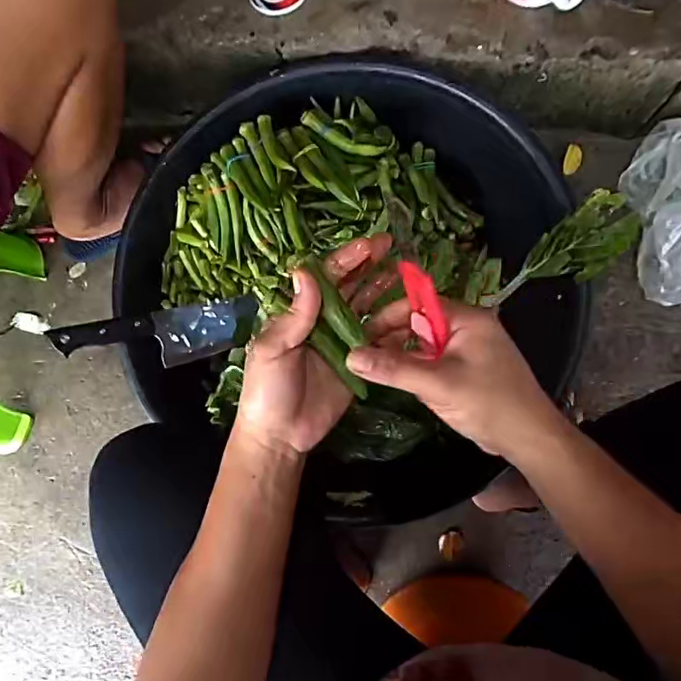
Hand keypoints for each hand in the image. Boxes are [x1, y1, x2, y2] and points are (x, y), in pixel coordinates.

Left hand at [230, 235, 390, 457]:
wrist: (281, 435)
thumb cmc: (267, 390)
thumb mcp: (273, 350)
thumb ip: (294, 316)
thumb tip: (306, 271)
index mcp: (298, 313)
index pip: (325, 277)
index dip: (346, 259)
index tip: (369, 245)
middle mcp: (322, 321)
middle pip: (350, 287)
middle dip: (370, 266)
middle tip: (392, 247)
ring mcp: (342, 341)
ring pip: (367, 308)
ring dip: (385, 291)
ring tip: (408, 276)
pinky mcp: (359, 362)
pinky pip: (379, 340)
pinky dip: (395, 327)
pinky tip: (412, 314)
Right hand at [347, 298, 568, 457]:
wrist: (528, 437)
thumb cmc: (488, 403)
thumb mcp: (437, 384)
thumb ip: (394, 369)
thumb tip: (351, 356)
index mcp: (467, 318)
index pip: (419, 304)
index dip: (388, 317)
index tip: (361, 336)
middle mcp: (469, 328)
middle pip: (421, 323)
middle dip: (393, 338)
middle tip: (363, 356)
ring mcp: (470, 350)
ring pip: (426, 345)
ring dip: (404, 357)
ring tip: (375, 370)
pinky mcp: (469, 371)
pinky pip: (436, 362)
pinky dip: (418, 370)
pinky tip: (400, 383)